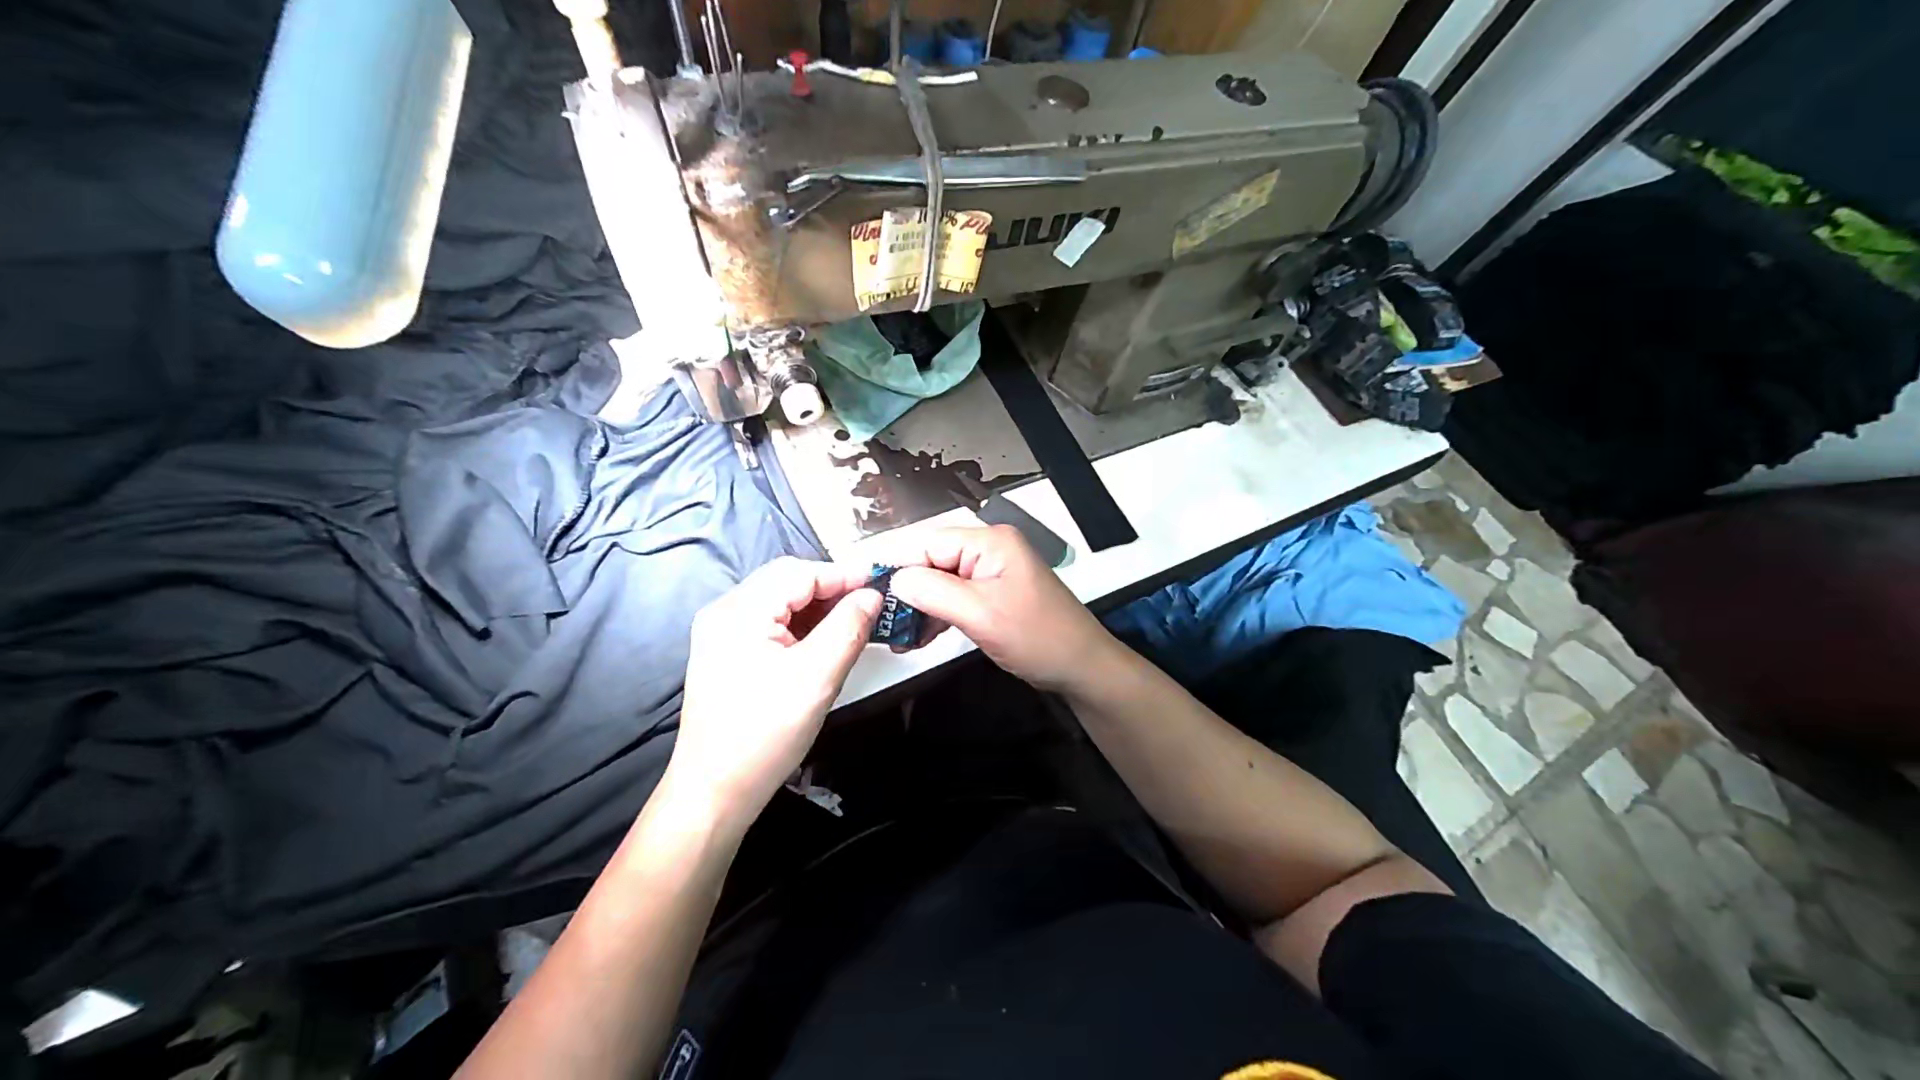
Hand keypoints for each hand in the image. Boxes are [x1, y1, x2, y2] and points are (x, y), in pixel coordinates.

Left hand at [673, 558, 880, 817]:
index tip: (880, 584)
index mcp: (738, 612)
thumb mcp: (817, 679)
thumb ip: (848, 628)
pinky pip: (770, 623)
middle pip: (787, 582)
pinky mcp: (726, 653)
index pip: (799, 573)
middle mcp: (724, 613)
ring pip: (780, 602)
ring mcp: (721, 634)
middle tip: (870, 605)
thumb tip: (871, 596)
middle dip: (831, 589)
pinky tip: (824, 641)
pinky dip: (801, 626)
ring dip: (818, 608)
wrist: (715, 792)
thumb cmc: (763, 737)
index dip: (842, 575)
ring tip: (853, 622)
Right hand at [881, 525, 1123, 694]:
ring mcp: (992, 572)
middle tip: (883, 622)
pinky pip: (954, 597)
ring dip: (919, 608)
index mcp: (990, 542)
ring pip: (940, 581)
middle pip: (932, 560)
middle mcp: (989, 549)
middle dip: (907, 591)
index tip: (870, 594)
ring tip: (899, 637)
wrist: (1082, 668)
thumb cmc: (1038, 638)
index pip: (928, 543)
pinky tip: (919, 638)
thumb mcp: (980, 614)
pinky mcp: (993, 594)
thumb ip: (933, 592)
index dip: (898, 566)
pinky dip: (937, 615)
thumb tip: (894, 579)